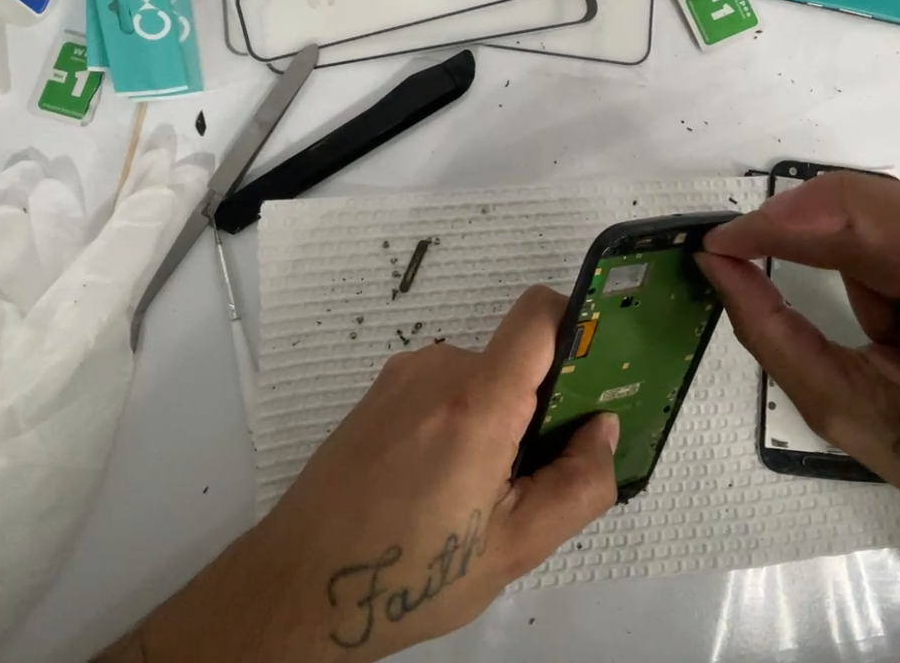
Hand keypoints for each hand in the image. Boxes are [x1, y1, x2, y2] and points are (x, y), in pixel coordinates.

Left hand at [133, 287, 617, 662]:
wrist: (296, 585)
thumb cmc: (411, 573)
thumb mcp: (514, 549)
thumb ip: (578, 486)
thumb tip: (603, 427)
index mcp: (476, 401)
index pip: (538, 314)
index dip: (577, 324)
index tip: (594, 374)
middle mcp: (438, 368)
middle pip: (515, 360)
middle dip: (536, 408)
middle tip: (525, 481)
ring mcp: (401, 376)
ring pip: (481, 379)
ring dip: (496, 420)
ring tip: (473, 495)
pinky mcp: (378, 393)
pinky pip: (443, 389)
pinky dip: (460, 421)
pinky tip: (436, 486)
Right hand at [695, 171, 899, 574]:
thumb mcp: (850, 420)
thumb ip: (776, 338)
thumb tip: (719, 265)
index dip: (832, 212)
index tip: (747, 233)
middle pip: (899, 219)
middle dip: (811, 231)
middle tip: (746, 256)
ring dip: (856, 258)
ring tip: (883, 335)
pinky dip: (888, 259)